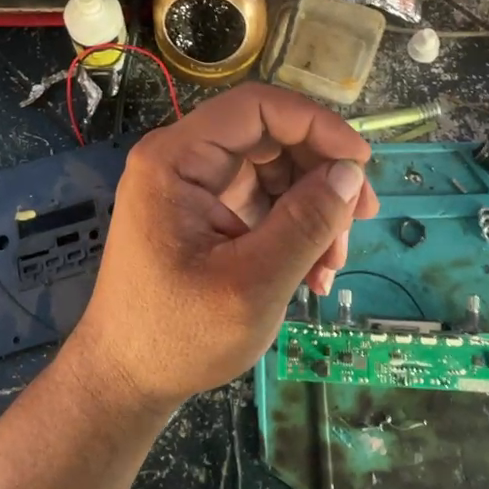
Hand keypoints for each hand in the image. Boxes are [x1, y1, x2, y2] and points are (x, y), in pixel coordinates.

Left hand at [64, 84, 378, 406]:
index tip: (361, 163)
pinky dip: (295, 227)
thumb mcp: (253, 284)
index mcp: (176, 158)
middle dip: (321, 175)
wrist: (126, 380)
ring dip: (314, 208)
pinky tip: (315, 271)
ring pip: (274, 169)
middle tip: (362, 219)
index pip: (256, 107)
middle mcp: (182, 158)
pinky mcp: (207, 211)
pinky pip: (264, 199)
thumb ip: (305, 223)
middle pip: (270, 137)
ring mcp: (195, 185)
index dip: (316, 124)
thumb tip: (350, 173)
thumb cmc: (178, 335)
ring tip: (332, 265)